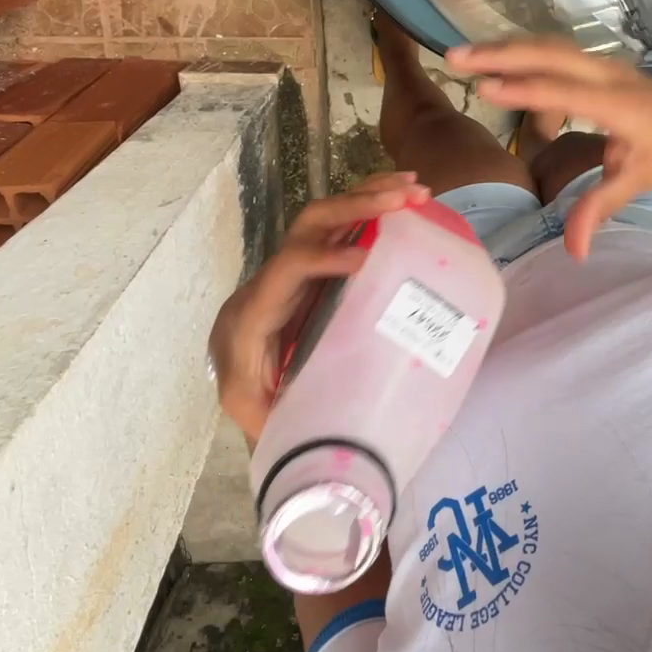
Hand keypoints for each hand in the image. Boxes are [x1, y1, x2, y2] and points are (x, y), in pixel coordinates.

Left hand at [209, 172, 430, 443]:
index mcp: (256, 315)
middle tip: (406, 198)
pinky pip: (340, 225)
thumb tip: (321, 464)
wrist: (235, 373)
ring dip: (370, 196)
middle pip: (308, 226)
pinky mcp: (313, 262)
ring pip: (325, 216)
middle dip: (356, 206)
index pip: (286, 272)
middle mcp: (271, 279)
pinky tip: (404, 201)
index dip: (321, 259)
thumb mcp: (262, 420)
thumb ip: (282, 430)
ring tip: (415, 188)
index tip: (365, 258)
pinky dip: (371, 207)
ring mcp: (292, 265)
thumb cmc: (250, 397)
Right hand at [447, 37, 651, 258]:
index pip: (561, 91)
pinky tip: (499, 55)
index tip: (482, 87)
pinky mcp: (602, 64)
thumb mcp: (636, 183)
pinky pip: (558, 49)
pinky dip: (524, 48)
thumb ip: (599, 210)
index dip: (521, 89)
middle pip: (548, 53)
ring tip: (465, 55)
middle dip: (499, 53)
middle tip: (455, 57)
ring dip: (507, 46)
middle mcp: (608, 74)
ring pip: (550, 45)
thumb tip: (574, 253)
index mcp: (617, 103)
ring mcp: (606, 63)